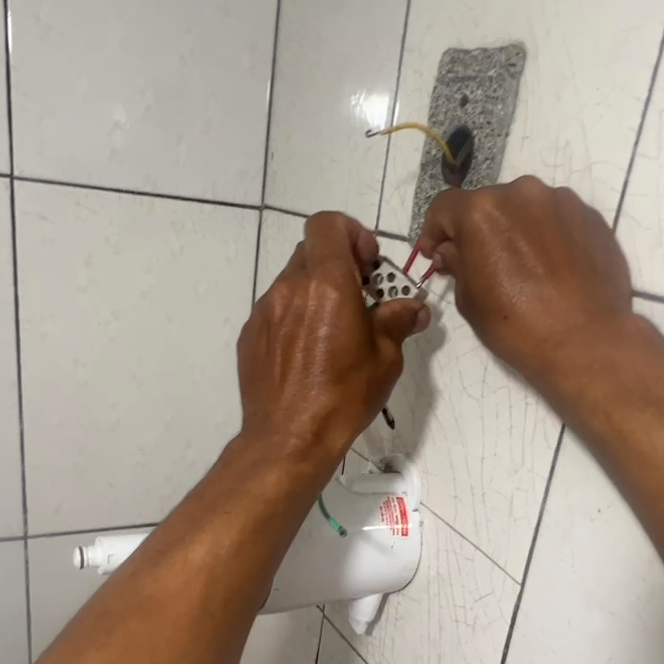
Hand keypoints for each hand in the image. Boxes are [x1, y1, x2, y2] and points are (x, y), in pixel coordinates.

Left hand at [236, 212, 428, 478]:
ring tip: (332, 333)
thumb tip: (413, 308)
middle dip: (336, 265)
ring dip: (314, 294)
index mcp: (326, 284)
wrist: (289, 439)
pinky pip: (275, 313)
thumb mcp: (385, 359)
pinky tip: (308, 355)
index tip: (367, 264)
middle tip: (357, 299)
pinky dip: (294, 319)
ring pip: (291, 283)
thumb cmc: (343, 396)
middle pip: (310, 252)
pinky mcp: (250, 337)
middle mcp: (289, 289)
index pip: (328, 225)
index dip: (350, 233)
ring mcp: (264, 313)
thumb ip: (397, 321)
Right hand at [417, 176, 637, 394]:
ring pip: (525, 209)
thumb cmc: (516, 324)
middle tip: (480, 264)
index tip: (435, 255)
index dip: (434, 231)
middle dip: (478, 231)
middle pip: (488, 204)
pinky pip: (556, 220)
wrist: (584, 340)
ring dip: (515, 230)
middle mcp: (522, 193)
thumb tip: (452, 251)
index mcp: (482, 211)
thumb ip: (456, 264)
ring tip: (522, 268)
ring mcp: (561, 201)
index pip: (444, 207)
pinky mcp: (590, 216)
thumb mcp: (469, 300)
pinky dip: (546, 237)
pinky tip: (550, 269)